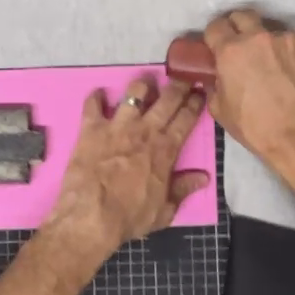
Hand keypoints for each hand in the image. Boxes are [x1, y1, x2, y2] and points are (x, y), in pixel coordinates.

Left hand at [40, 76, 211, 263]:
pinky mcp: (91, 129)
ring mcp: (117, 126)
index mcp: (166, 149)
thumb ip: (183, 189)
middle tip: (182, 77)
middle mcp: (144, 131)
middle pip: (167, 98)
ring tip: (144, 84)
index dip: (195, 103)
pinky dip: (96, 97)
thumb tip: (203, 177)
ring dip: (141, 86)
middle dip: (178, 84)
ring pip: (134, 93)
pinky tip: (98, 95)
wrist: (91, 217)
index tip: (200, 92)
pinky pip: (93, 104)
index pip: (186, 118)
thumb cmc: (129, 217)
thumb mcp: (164, 211)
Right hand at [201, 8, 294, 173]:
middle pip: (243, 16)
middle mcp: (260, 37)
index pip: (216, 26)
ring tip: (275, 68)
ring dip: (269, 45)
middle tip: (241, 48)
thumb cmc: (254, 127)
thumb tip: (217, 75)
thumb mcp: (220, 109)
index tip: (217, 47)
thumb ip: (215, 83)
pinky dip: (293, 54)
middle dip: (238, 28)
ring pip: (273, 32)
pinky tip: (294, 73)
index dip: (214, 37)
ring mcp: (290, 38)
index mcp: (232, 51)